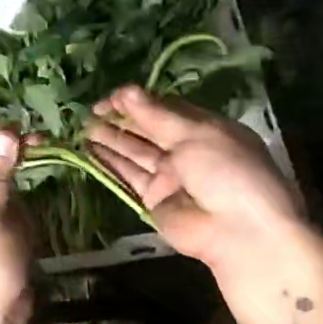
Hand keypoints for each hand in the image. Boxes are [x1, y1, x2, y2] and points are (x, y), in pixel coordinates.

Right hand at [86, 86, 306, 280]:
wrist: (239, 232)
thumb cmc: (227, 171)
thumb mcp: (195, 135)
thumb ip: (156, 115)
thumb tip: (126, 91)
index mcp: (206, 128)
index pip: (166, 108)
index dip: (138, 101)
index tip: (112, 97)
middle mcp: (187, 149)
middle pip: (148, 129)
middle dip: (121, 118)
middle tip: (91, 111)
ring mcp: (170, 175)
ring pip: (135, 151)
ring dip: (111, 138)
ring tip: (83, 126)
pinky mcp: (153, 199)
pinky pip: (129, 176)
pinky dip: (110, 163)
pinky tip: (90, 150)